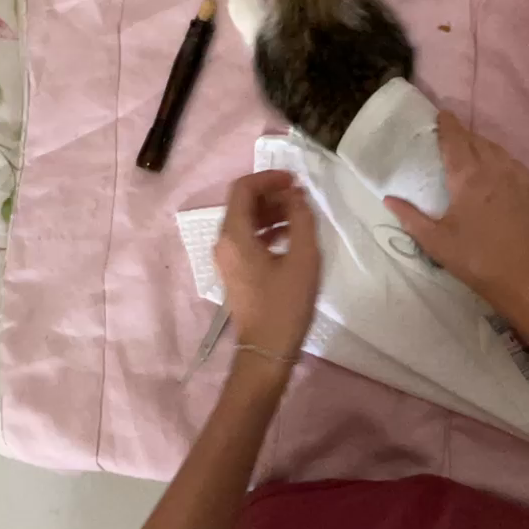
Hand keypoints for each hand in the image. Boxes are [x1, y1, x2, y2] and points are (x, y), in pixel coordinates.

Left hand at [214, 170, 321, 357]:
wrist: (267, 350)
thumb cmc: (285, 305)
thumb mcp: (304, 259)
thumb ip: (302, 220)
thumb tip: (297, 196)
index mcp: (234, 235)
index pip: (243, 189)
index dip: (269, 178)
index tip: (295, 180)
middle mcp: (224, 242)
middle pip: (243, 203)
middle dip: (272, 194)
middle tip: (301, 196)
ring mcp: (227, 258)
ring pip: (246, 221)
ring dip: (272, 211)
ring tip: (301, 214)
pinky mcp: (236, 271)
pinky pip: (248, 238)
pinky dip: (268, 229)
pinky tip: (292, 235)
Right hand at [383, 112, 528, 328]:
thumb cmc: (477, 261)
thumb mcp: (437, 243)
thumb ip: (411, 217)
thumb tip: (389, 199)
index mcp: (469, 176)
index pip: (455, 139)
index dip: (447, 124)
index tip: (441, 114)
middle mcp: (497, 168)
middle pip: (477, 141)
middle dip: (463, 135)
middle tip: (451, 137)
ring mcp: (522, 178)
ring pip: (500, 152)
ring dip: (484, 147)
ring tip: (473, 154)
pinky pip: (516, 166)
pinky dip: (503, 163)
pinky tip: (499, 175)